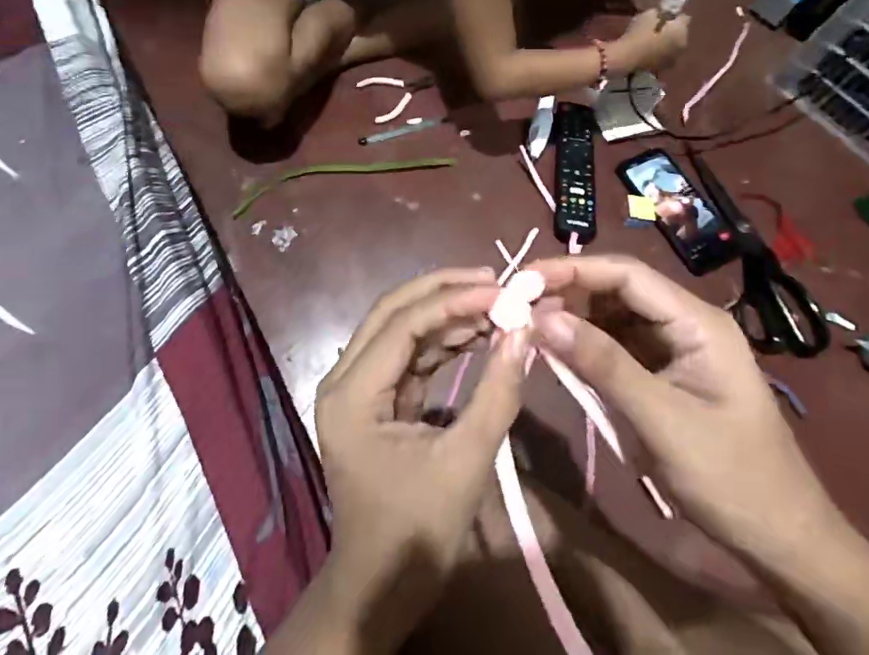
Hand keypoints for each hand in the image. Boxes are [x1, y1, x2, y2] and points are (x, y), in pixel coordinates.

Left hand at [308, 268, 529, 648]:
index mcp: (351, 395)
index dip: (454, 301)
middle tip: (495, 280)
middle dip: (444, 290)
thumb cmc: (417, 531)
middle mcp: (345, 380)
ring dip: (447, 311)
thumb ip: (496, 394)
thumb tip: (524, 333)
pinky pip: (411, 354)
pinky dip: (445, 339)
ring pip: (402, 327)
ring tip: (496, 302)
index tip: (502, 292)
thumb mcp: (465, 462)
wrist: (382, 588)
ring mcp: (359, 389)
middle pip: (393, 311)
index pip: (403, 324)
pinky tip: (480, 331)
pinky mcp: (378, 400)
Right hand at [525, 256, 843, 558]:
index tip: (524, 280)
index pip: (628, 275)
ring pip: (618, 318)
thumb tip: (544, 318)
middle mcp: (688, 324)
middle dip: (571, 293)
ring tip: (530, 327)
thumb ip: (604, 365)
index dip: (574, 270)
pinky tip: (560, 353)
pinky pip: (622, 349)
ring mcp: (679, 350)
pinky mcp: (669, 376)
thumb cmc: (730, 476)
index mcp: (698, 321)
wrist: (781, 537)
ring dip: (577, 320)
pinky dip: (590, 348)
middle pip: (621, 291)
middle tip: (517, 307)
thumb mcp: (662, 420)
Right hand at [613, 9, 690, 72]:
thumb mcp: (649, 14)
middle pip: (681, 33)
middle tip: (658, 27)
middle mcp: (683, 44)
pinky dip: (662, 52)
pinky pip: (666, 55)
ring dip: (668, 42)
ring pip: (675, 46)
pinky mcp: (665, 67)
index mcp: (682, 29)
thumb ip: (661, 13)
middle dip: (673, 30)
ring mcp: (675, 58)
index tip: (665, 14)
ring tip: (653, 40)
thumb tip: (663, 15)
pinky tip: (650, 51)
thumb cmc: (640, 32)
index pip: (685, 18)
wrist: (629, 57)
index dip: (675, 16)